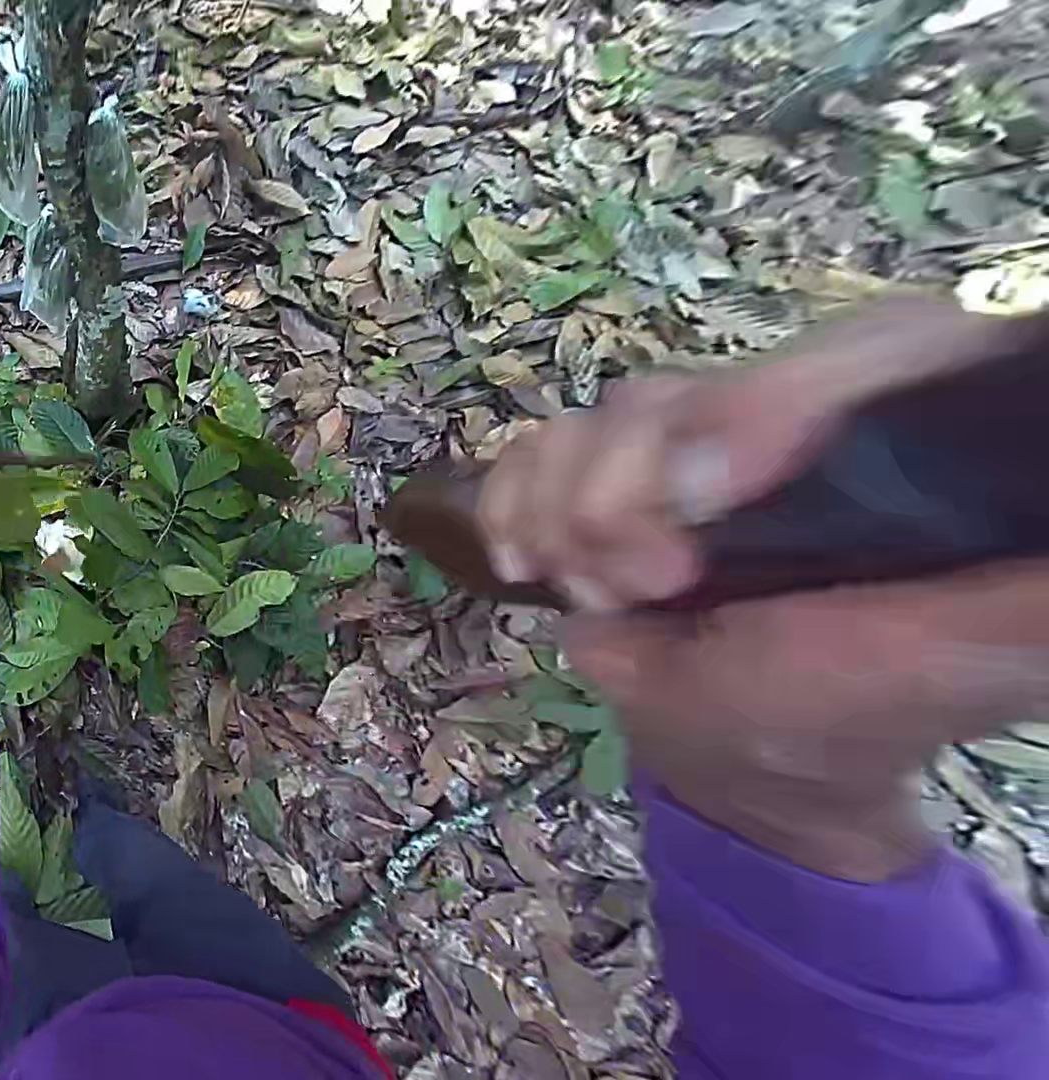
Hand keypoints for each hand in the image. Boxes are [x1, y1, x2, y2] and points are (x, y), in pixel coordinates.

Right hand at [478, 301, 1048, 878]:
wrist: (710, 730)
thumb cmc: (838, 700)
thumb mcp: (962, 646)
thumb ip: (1022, 582)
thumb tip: (1021, 507)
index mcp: (895, 440)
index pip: (861, 349)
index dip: (766, 403)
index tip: (707, 501)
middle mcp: (774, 421)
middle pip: (671, 399)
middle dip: (627, 504)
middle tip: (652, 586)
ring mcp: (661, 446)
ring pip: (578, 430)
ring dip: (563, 526)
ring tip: (601, 595)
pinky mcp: (577, 475)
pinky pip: (518, 458)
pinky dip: (508, 514)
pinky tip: (524, 566)